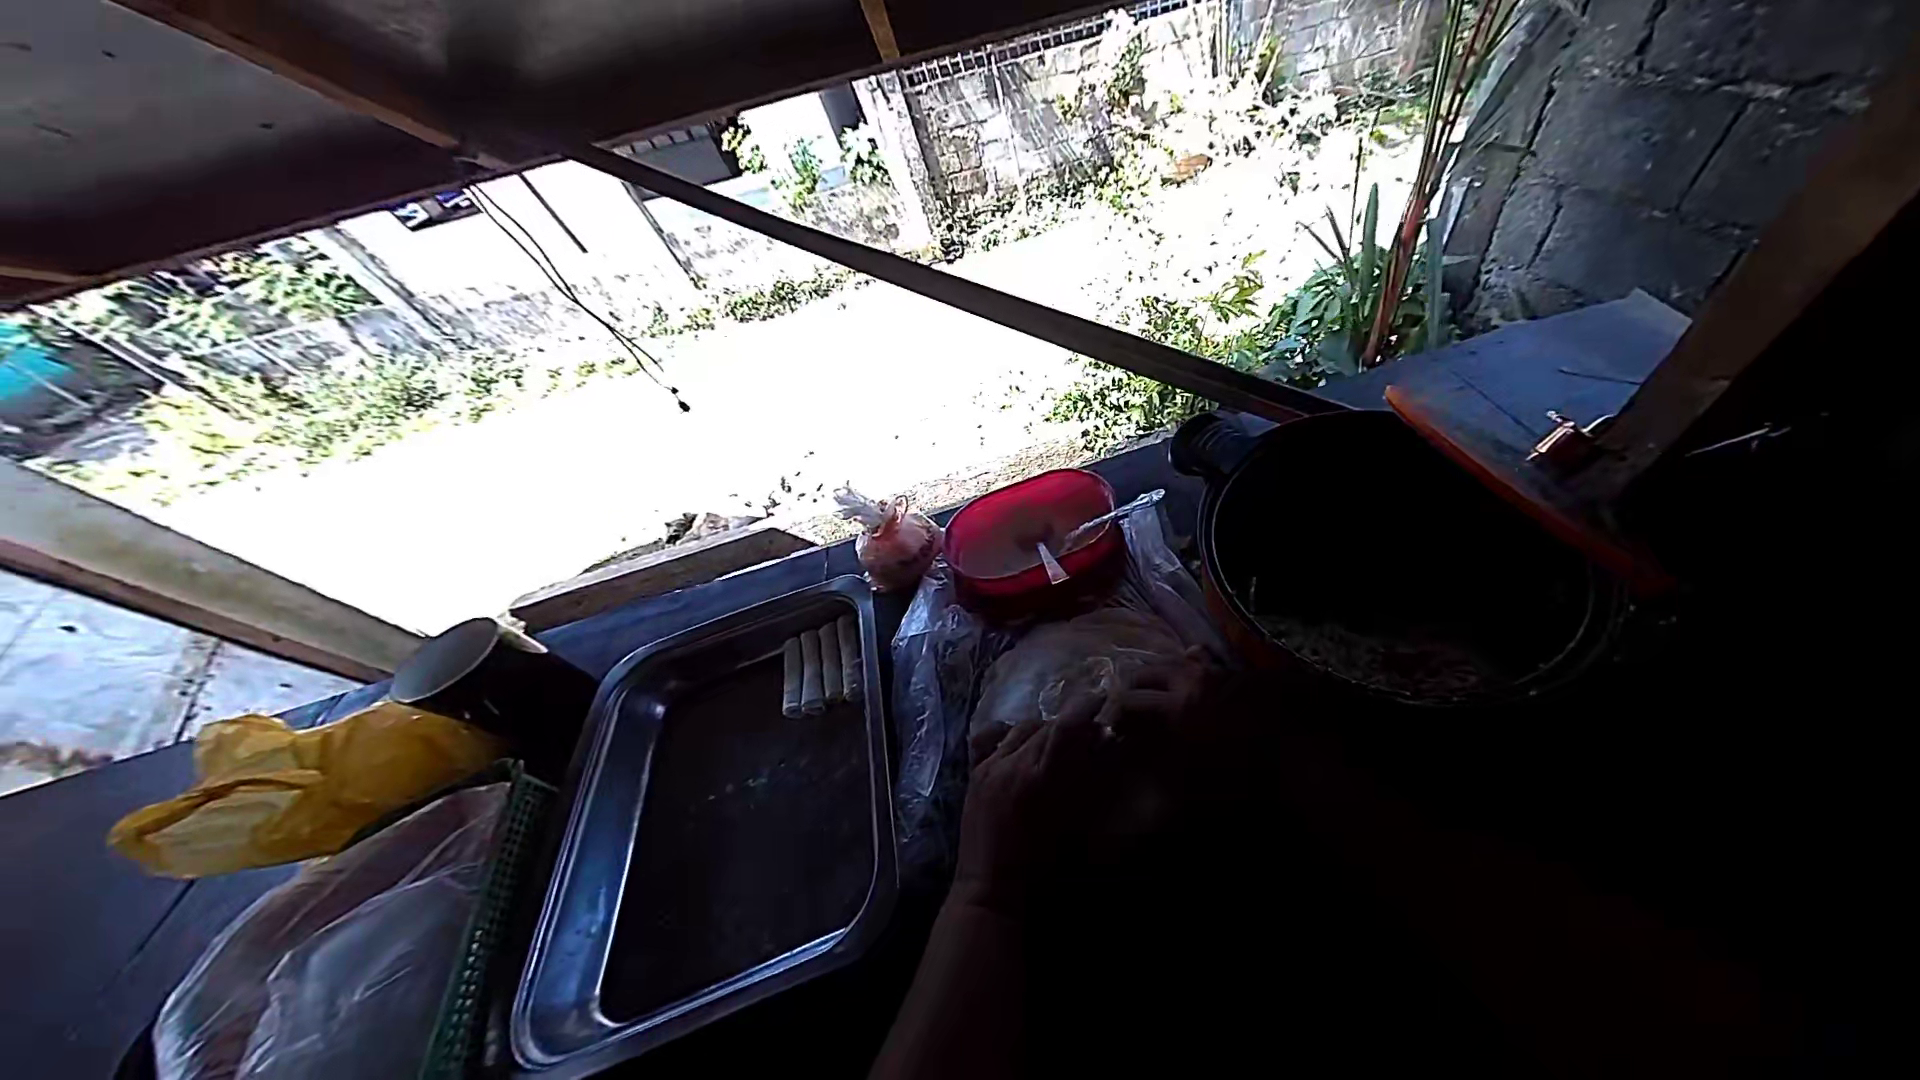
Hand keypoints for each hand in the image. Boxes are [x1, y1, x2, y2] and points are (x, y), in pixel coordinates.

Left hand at [952, 692, 1107, 914]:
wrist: (989, 889)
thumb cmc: (1039, 868)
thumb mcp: (1071, 825)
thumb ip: (1082, 782)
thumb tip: (1098, 749)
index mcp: (1038, 777)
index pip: (1064, 728)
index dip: (1084, 709)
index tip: (1101, 699)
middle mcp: (1011, 762)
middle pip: (1044, 726)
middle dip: (1067, 723)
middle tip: (1085, 728)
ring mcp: (989, 765)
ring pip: (1020, 728)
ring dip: (1041, 729)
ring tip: (1055, 740)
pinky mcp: (974, 772)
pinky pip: (991, 738)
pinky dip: (1009, 734)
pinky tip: (1018, 742)